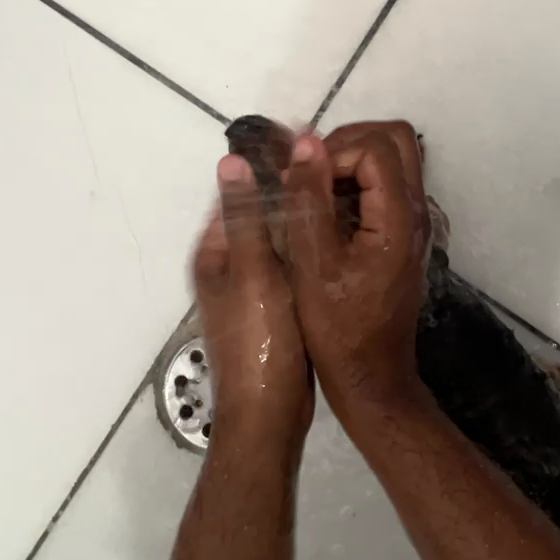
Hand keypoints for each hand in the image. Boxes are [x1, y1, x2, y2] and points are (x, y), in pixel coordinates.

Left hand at [192, 154, 313, 452]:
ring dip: (302, 217)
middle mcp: (227, 264)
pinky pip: (291, 261)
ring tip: (344, 191)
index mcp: (214, 252)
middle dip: (291, 190)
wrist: (270, 412)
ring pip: (279, 237)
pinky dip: (309, 245)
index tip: (310, 147)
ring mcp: (251, 286)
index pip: (240, 194)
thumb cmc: (260, 338)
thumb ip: (246, 215)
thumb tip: (231, 159)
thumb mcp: (253, 270)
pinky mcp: (273, 303)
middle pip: (260, 213)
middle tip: (336, 167)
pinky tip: (338, 235)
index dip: (270, 168)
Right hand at [277, 122, 432, 416]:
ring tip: (314, 188)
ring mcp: (414, 220)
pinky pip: (387, 183)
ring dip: (352, 159)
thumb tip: (305, 144)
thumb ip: (309, 200)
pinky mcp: (403, 232)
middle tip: (312, 170)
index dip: (334, 151)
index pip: (375, 146)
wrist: (371, 375)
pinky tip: (326, 210)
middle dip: (348, 142)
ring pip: (394, 157)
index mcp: (398, 216)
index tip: (303, 179)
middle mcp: (416, 210)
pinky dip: (357, 180)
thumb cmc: (337, 327)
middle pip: (396, 138)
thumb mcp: (312, 264)